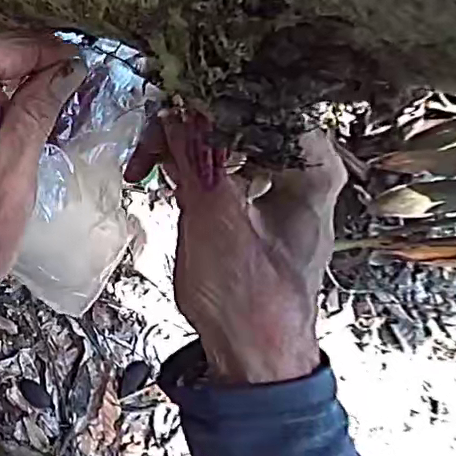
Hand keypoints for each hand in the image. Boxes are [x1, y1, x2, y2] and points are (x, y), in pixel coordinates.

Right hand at [128, 113, 344, 384]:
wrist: (251, 354)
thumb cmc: (248, 296)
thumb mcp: (216, 221)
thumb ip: (195, 161)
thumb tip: (172, 114)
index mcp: (311, 168)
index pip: (261, 104)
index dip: (210, 101)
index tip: (167, 110)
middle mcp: (298, 169)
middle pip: (238, 119)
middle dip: (186, 126)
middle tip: (147, 143)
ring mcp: (271, 187)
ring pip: (221, 142)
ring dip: (179, 147)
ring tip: (144, 164)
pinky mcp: (245, 204)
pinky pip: (213, 167)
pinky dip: (182, 168)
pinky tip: (155, 174)